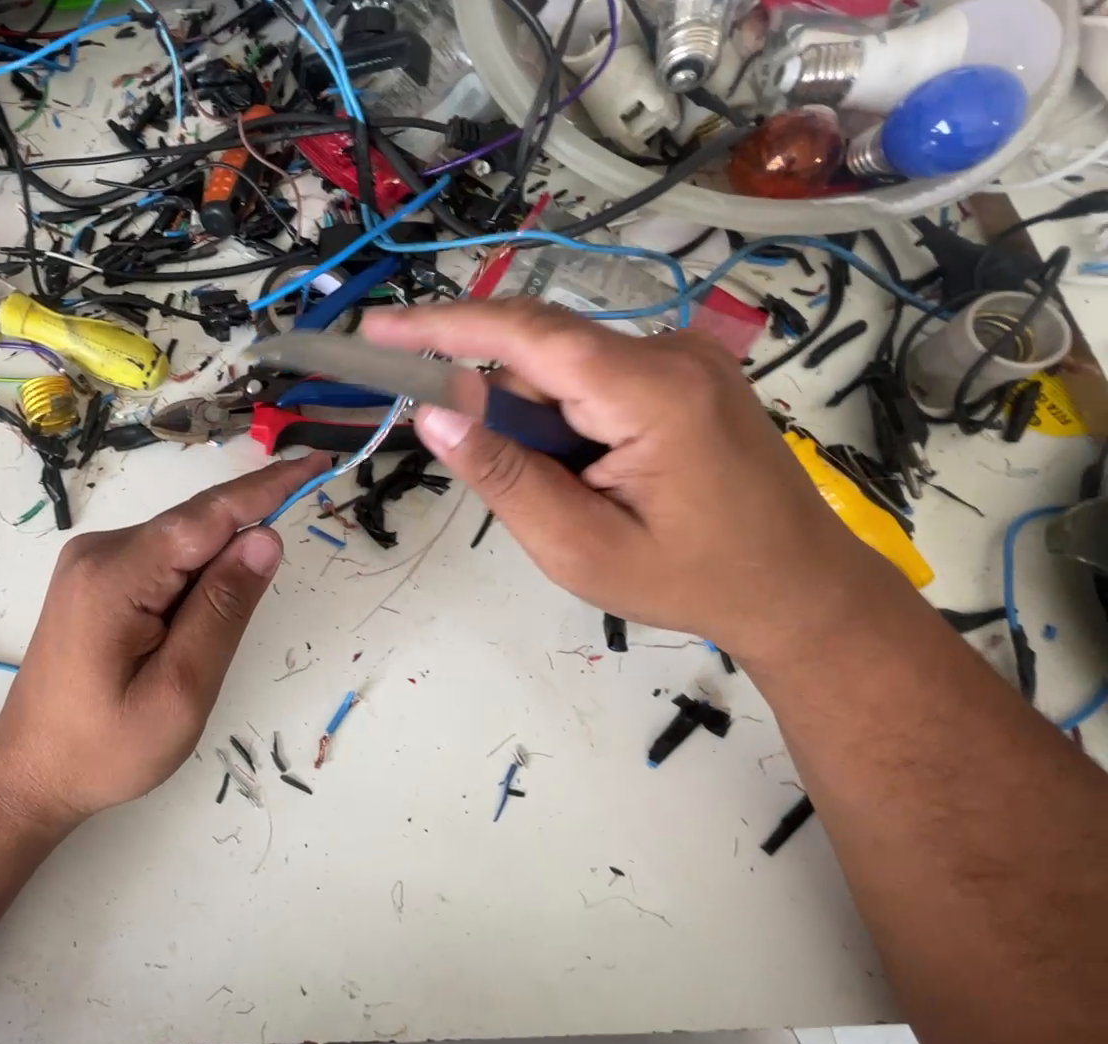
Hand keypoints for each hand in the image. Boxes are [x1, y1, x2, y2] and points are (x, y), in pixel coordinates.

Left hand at [0, 456, 330, 825]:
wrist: (33, 768)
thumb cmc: (105, 747)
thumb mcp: (180, 691)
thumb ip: (223, 610)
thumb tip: (265, 537)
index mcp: (114, 575)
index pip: (205, 516)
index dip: (265, 488)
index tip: (318, 462)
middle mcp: (98, 552)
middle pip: (192, 528)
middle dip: (242, 544)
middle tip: (250, 607)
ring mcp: (92, 563)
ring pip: (179, 546)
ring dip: (214, 576)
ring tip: (193, 654)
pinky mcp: (95, 580)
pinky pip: (160, 563)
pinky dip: (191, 584)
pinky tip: (183, 635)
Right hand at [363, 299, 906, 658]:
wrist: (799, 588)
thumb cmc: (689, 579)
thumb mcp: (578, 547)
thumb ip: (503, 476)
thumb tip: (433, 416)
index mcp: (651, 392)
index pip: (524, 335)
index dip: (441, 325)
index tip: (375, 330)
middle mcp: (669, 351)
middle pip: (538, 351)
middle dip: (492, 403)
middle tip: (501, 472)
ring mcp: (680, 356)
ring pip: (558, 368)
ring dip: (531, 423)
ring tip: (572, 496)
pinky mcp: (680, 371)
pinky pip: (587, 377)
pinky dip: (557, 419)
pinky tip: (585, 474)